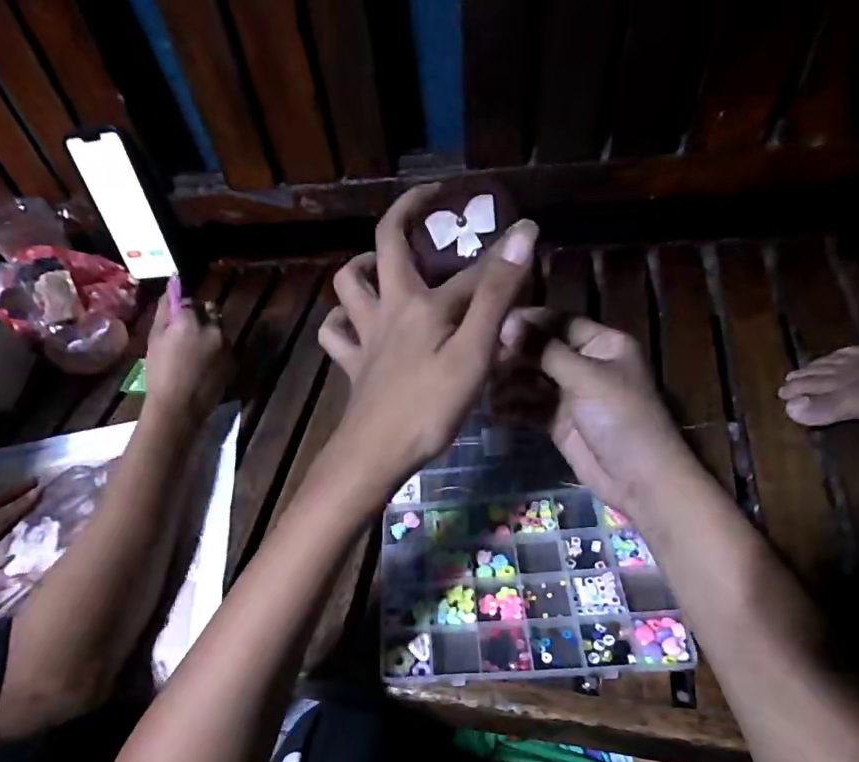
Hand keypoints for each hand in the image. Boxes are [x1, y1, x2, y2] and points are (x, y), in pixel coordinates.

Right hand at [144, 277, 232, 422]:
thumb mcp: (155, 338)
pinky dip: (218, 349)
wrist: (180, 407)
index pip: (190, 300)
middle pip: (211, 311)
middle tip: (188, 331)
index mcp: (191, 321)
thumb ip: (165, 311)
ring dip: (211, 332)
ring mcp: (227, 347)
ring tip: (197, 350)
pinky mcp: (234, 362)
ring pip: (220, 329)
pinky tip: (206, 363)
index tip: (177, 315)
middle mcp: (214, 330)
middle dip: (201, 316)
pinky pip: (226, 347)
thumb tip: (172, 289)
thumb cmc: (160, 372)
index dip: (183, 307)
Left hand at [316, 183, 538, 492]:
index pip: (467, 271)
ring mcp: (364, 338)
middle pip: (385, 246)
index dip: (499, 255)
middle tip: (427, 211)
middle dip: (406, 216)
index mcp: (420, 304)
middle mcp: (387, 310)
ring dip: (362, 266)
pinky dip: (340, 321)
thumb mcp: (472, 353)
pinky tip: (354, 324)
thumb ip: (496, 295)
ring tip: (382, 266)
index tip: (523, 234)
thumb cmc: (428, 407)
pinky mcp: (352, 367)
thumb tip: (523, 232)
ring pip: (347, 284)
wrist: (375, 453)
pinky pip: (334, 333)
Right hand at [502, 308, 701, 517]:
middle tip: (481, 360)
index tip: (491, 324)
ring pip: (533, 380)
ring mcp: (572, 395)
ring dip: (509, 382)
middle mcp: (586, 364)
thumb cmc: (621, 418)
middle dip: (513, 355)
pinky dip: (513, 407)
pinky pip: (531, 408)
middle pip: (542, 351)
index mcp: (603, 344)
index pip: (559, 322)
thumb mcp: (586, 378)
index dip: (527, 323)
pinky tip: (491, 409)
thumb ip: (545, 351)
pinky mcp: (560, 423)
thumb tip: (509, 323)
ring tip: (482, 386)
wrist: (639, 478)